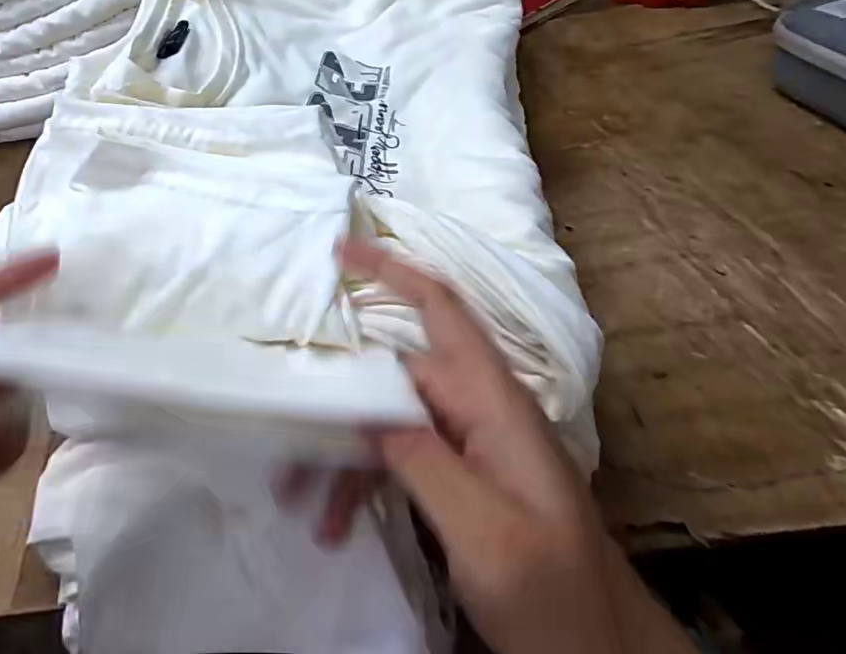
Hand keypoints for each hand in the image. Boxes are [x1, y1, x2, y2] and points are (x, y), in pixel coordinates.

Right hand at [340, 239, 694, 653]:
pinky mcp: (454, 477)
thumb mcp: (487, 534)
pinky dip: (359, 485)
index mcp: (493, 404)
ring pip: (382, 423)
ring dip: (339, 460)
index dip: (392, 271)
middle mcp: (476, 411)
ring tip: (303, 503)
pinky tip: (336, 524)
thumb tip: (364, 407)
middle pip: (389, 378)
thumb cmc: (558, 596)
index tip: (340, 249)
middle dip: (334, 406)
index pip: (441, 312)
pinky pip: (392, 460)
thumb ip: (424, 460)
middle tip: (286, 443)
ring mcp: (464, 445)